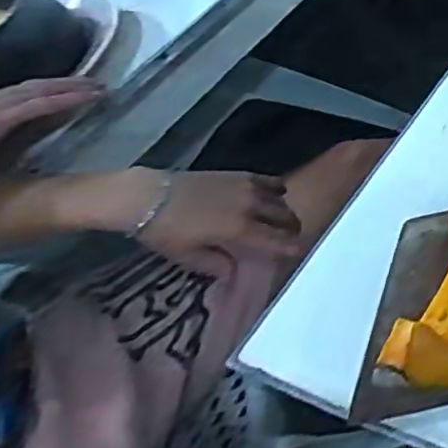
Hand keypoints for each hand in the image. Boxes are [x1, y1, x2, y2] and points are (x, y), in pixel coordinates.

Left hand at [118, 170, 303, 259]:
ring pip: (281, 200)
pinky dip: (278, 191)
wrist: (149, 196)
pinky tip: (274, 196)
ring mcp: (251, 188)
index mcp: (239, 229)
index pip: (274, 239)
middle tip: (290, 236)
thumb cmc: (164, 231)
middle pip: (284, 217)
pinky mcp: (245, 175)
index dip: (289, 246)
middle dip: (291, 228)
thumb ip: (214, 264)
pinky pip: (273, 183)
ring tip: (282, 219)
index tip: (298, 251)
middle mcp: (252, 207)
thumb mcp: (185, 255)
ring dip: (285, 211)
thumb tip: (234, 273)